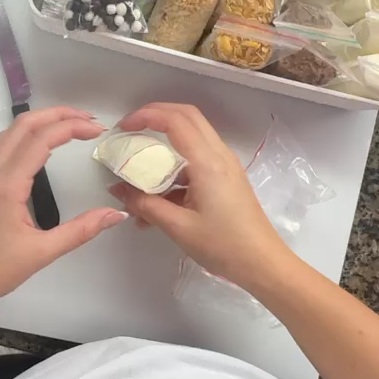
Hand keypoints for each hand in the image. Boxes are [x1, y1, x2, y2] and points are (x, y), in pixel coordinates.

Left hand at [0, 107, 127, 316]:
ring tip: (70, 127)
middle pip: (23, 126)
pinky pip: (3, 148)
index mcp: (6, 185)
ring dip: (40, 123)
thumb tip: (115, 214)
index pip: (41, 140)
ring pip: (10, 134)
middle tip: (88, 120)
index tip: (98, 129)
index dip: (71, 127)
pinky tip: (43, 149)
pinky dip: (26, 137)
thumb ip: (81, 230)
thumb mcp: (42, 252)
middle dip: (57, 115)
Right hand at [107, 102, 299, 290]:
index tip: (123, 128)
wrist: (262, 263)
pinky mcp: (226, 179)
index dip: (145, 116)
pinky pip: (196, 161)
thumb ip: (144, 204)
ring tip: (138, 172)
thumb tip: (117, 190)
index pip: (175, 121)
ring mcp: (225, 166)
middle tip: (130, 129)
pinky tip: (156, 200)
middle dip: (155, 116)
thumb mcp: (177, 226)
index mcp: (207, 162)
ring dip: (163, 146)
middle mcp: (219, 155)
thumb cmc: (223, 245)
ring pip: (191, 139)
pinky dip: (173, 169)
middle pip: (186, 117)